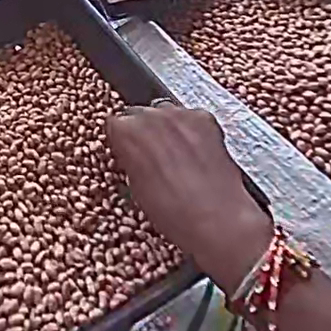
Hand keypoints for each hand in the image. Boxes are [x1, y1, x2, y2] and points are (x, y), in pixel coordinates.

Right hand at [107, 103, 272, 293]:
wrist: (215, 218)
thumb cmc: (173, 211)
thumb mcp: (135, 187)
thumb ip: (130, 160)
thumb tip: (134, 155)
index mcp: (124, 132)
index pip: (115, 124)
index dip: (123, 140)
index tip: (128, 150)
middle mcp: (149, 116)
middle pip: (139, 114)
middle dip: (144, 131)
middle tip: (153, 155)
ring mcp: (178, 114)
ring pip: (165, 112)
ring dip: (167, 127)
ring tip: (176, 154)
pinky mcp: (204, 118)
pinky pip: (191, 117)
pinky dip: (193, 130)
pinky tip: (196, 152)